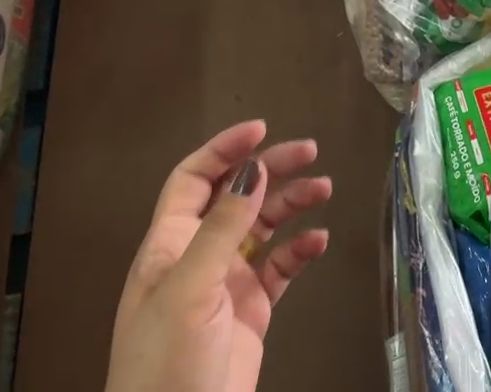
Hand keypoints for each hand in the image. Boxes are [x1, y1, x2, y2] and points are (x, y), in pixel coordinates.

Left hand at [105, 120, 333, 391]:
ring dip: (292, 205)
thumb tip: (254, 168)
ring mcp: (228, 282)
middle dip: (271, 169)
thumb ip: (223, 227)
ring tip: (324, 190)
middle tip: (311, 152)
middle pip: (237, 195)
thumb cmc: (166, 360)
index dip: (224, 150)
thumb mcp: (189, 289)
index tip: (262, 129)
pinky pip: (281, 268)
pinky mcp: (252, 310)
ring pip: (264, 227)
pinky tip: (319, 242)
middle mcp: (199, 254)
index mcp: (170, 244)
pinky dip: (300, 251)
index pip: (194, 179)